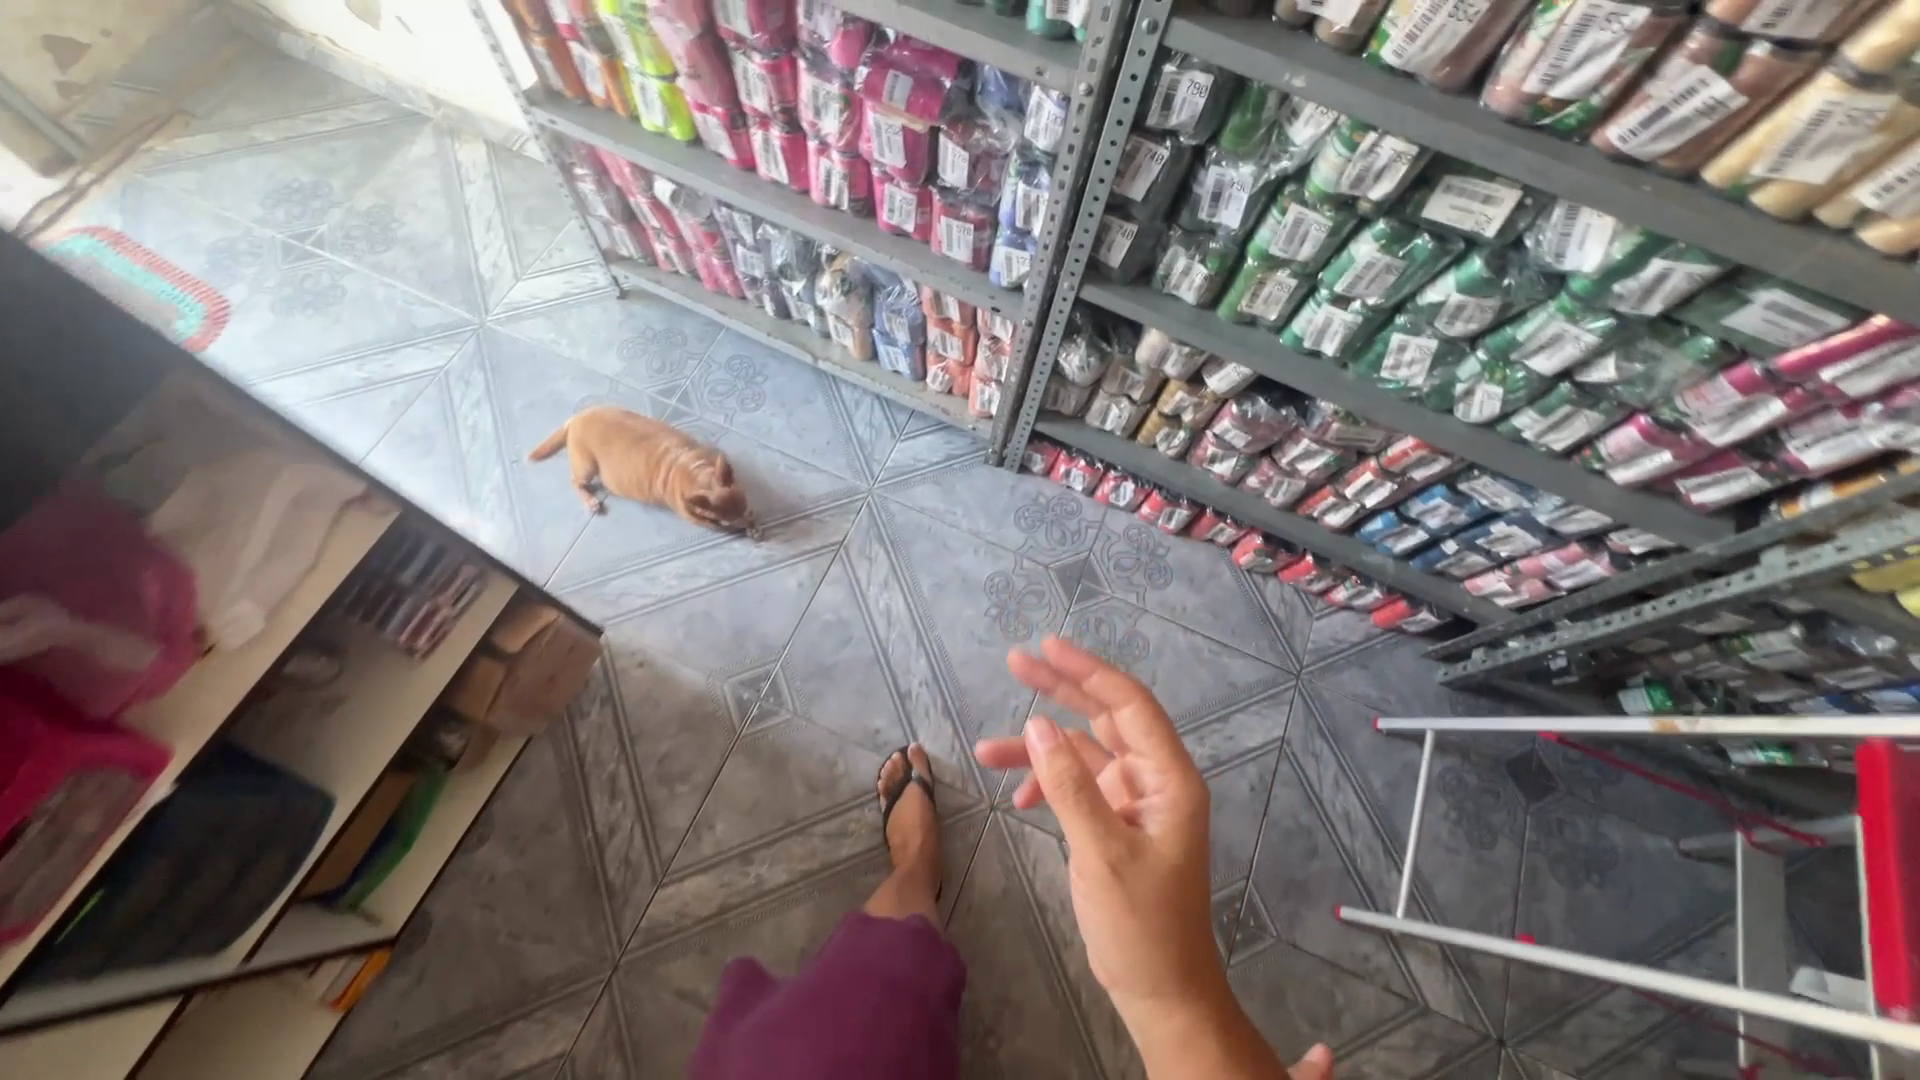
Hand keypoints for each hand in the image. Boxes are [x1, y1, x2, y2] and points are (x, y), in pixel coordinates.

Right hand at [974, 637, 1219, 1015]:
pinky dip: (1047, 784)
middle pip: (1105, 716)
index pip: (1129, 704)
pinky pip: (1076, 785)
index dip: (1088, 670)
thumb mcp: (1101, 852)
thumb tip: (1036, 724)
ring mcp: (1134, 799)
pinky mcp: (1115, 820)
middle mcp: (1154, 778)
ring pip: (1082, 752)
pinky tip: (1018, 797)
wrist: (1159, 989)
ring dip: (1039, 749)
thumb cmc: (1141, 924)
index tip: (1048, 646)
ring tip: (987, 748)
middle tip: (1016, 662)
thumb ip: (1068, 784)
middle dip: (1061, 690)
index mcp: (1169, 778)